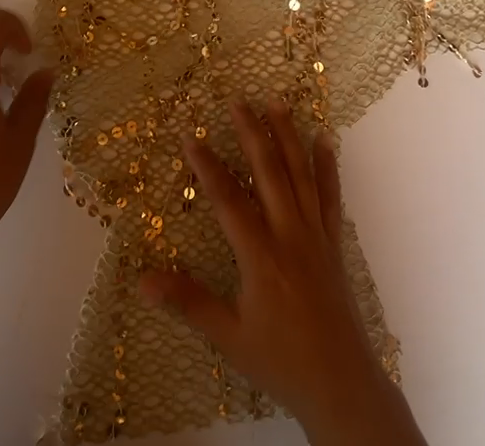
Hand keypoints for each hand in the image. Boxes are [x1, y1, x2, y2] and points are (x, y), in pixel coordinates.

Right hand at [139, 100, 425, 445]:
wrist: (343, 385)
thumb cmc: (281, 362)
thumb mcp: (228, 336)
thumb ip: (188, 302)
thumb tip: (142, 279)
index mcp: (261, 256)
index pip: (228, 200)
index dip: (207, 166)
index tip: (191, 136)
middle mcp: (290, 236)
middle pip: (270, 173)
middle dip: (252, 134)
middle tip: (238, 100)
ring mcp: (316, 237)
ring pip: (302, 176)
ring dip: (289, 137)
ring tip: (279, 104)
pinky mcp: (334, 245)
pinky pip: (331, 197)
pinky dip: (327, 167)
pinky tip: (325, 142)